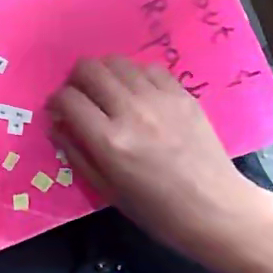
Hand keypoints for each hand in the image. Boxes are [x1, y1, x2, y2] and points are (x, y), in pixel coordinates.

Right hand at [46, 56, 255, 241]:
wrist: (216, 210)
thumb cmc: (156, 210)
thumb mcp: (106, 190)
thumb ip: (76, 154)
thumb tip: (56, 126)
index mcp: (109, 141)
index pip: (68, 99)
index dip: (56, 101)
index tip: (58, 110)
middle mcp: (131, 112)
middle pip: (89, 70)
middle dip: (75, 79)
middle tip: (80, 95)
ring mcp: (160, 100)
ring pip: (117, 62)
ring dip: (104, 73)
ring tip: (107, 91)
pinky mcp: (183, 95)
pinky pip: (149, 68)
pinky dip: (135, 75)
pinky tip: (137, 93)